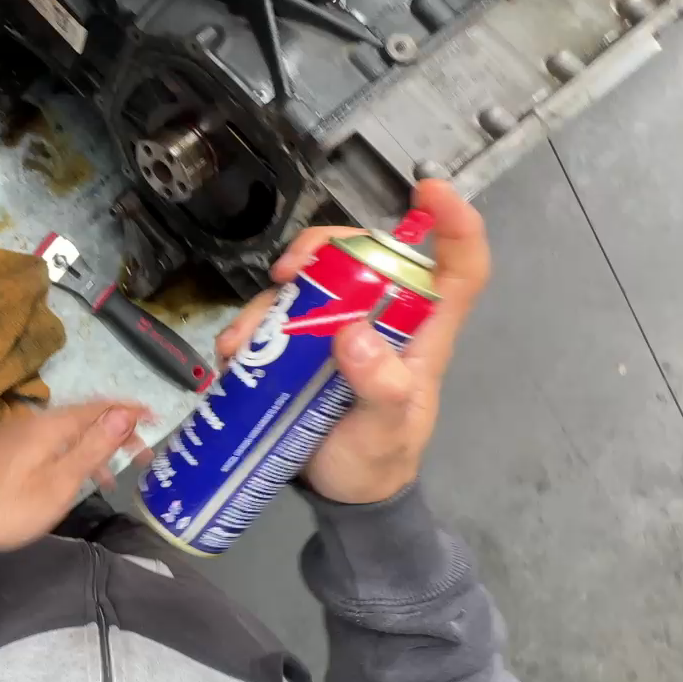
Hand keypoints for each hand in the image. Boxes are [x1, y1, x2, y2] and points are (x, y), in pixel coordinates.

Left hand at [0, 401, 151, 549]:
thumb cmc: (9, 507)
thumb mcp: (60, 482)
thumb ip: (92, 446)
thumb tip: (123, 412)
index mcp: (49, 425)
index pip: (98, 406)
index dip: (129, 411)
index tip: (156, 419)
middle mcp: (33, 422)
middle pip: (83, 417)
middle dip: (115, 431)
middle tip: (143, 455)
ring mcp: (18, 435)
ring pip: (67, 433)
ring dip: (94, 447)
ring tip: (117, 474)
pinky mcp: (8, 451)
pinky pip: (51, 443)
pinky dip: (72, 455)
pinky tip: (77, 478)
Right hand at [214, 179, 490, 503]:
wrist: (337, 493)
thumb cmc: (376, 461)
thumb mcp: (386, 431)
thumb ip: (381, 387)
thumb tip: (353, 331)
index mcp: (420, 335)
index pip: (454, 270)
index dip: (451, 224)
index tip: (428, 188)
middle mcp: (377, 323)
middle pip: (359, 258)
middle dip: (320, 249)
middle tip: (284, 272)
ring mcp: (332, 335)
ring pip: (304, 288)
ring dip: (266, 303)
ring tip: (240, 343)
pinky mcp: (295, 352)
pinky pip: (270, 323)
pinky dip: (245, 332)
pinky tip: (228, 356)